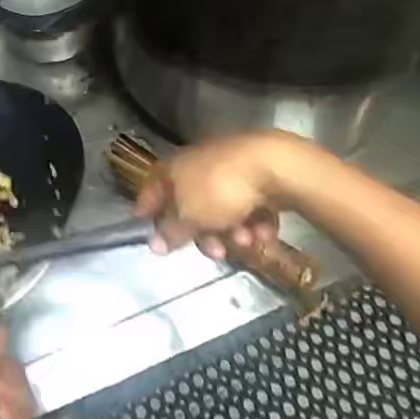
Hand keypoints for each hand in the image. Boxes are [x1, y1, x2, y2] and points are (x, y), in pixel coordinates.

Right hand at [133, 131, 305, 260]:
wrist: (272, 166)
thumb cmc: (219, 190)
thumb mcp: (190, 217)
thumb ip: (170, 232)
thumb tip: (152, 244)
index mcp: (171, 170)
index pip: (150, 192)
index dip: (147, 212)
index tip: (152, 236)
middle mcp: (194, 167)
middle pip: (191, 208)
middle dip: (205, 235)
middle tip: (217, 252)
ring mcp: (224, 171)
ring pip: (222, 211)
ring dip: (233, 232)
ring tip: (248, 240)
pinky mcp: (254, 178)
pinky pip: (247, 206)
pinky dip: (254, 221)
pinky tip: (264, 230)